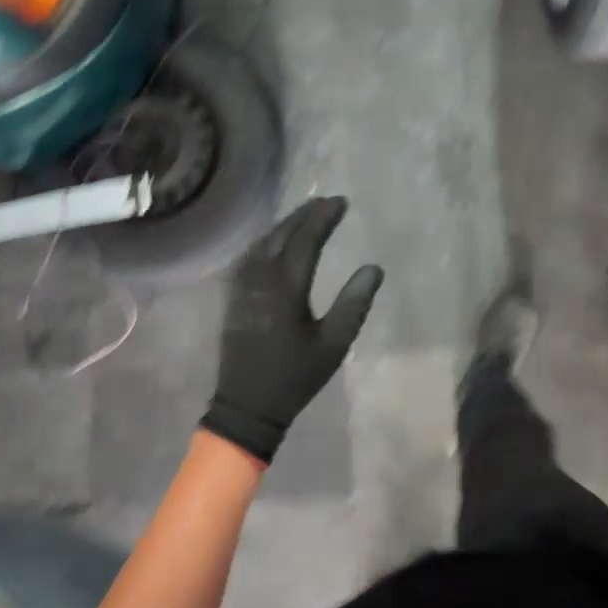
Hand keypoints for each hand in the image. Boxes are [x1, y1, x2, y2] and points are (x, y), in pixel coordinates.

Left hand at [201, 198, 384, 463]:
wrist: (247, 404)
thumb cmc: (295, 377)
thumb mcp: (333, 344)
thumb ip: (353, 304)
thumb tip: (373, 269)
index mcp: (285, 290)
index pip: (305, 241)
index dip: (323, 219)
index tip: (341, 202)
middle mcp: (259, 280)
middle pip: (280, 236)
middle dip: (303, 215)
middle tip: (324, 202)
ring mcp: (241, 288)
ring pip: (261, 244)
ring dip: (283, 226)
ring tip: (304, 216)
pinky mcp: (233, 298)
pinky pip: (248, 258)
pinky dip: (265, 242)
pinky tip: (274, 243)